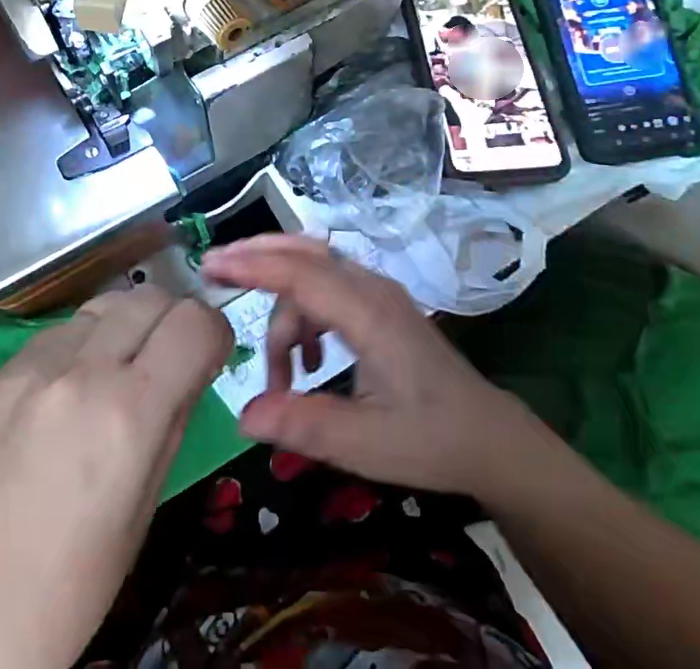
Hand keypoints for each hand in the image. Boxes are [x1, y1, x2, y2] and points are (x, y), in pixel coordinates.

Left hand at [0, 287, 230, 668]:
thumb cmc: (72, 584)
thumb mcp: (145, 505)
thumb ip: (173, 420)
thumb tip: (190, 369)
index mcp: (127, 414)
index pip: (194, 323)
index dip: (214, 336)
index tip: (210, 360)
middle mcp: (79, 372)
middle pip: (150, 297)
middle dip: (174, 322)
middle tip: (172, 364)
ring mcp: (30, 367)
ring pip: (104, 305)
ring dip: (127, 326)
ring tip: (122, 372)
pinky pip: (60, 331)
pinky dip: (84, 342)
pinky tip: (73, 388)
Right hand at [201, 234, 545, 498]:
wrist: (491, 439)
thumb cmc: (432, 441)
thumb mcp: (365, 445)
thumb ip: (304, 425)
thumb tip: (242, 415)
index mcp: (370, 315)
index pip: (301, 274)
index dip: (252, 266)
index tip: (209, 265)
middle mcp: (372, 291)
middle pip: (305, 253)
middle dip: (256, 258)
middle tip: (213, 272)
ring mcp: (378, 295)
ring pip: (312, 275)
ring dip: (282, 315)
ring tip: (280, 379)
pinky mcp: (379, 307)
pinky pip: (327, 291)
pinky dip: (302, 318)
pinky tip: (307, 364)